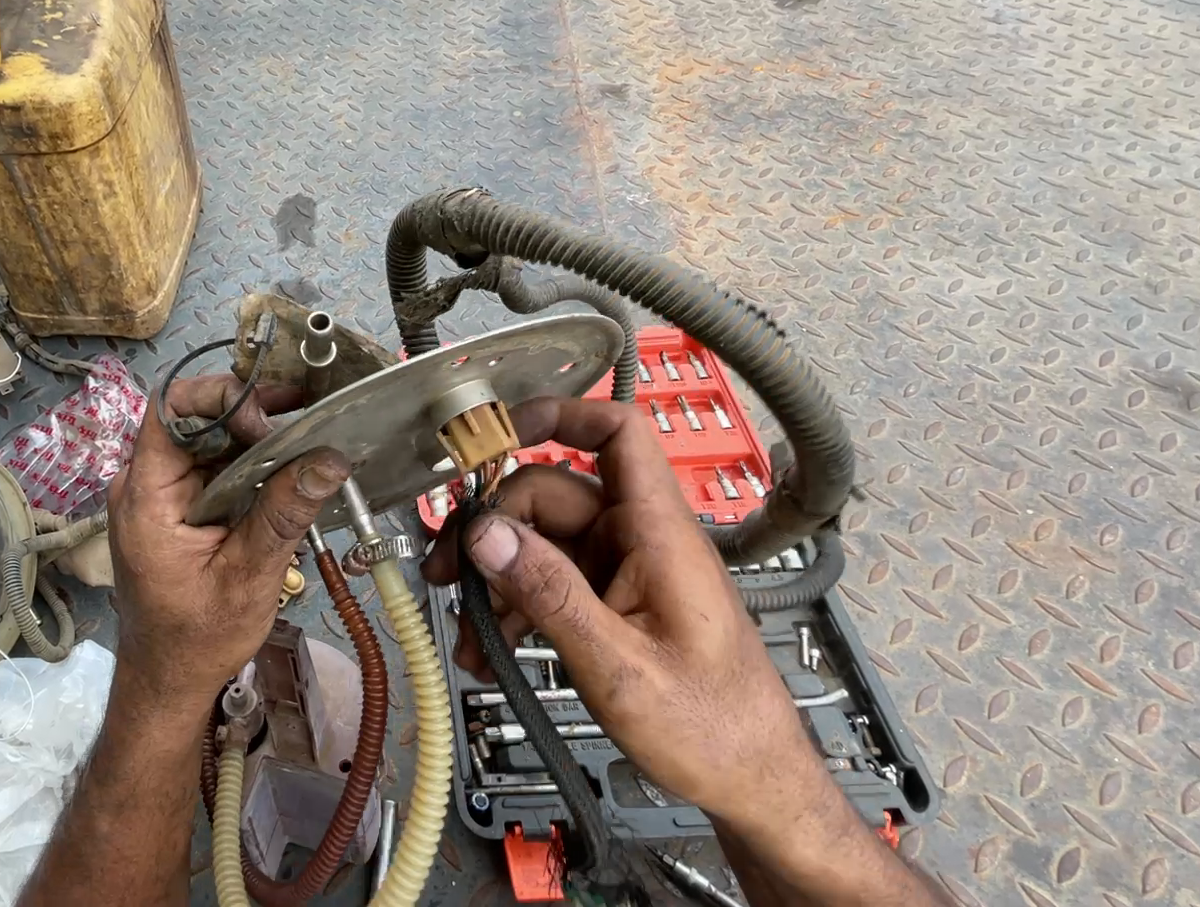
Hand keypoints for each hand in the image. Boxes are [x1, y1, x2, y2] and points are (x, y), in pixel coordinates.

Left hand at [105, 374, 347, 712]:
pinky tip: (288, 459)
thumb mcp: (248, 577)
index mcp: (147, 496)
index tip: (267, 424)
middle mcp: (145, 483)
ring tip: (307, 430)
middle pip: (193, 417)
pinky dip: (250, 458)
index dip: (220, 400)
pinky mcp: (178, 504)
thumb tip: (330, 460)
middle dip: (249, 411)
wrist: (168, 678)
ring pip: (207, 437)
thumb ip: (283, 514)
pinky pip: (213, 464)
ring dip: (255, 433)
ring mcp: (161, 492)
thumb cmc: (197, 638)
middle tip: (303, 419)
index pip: (170, 409)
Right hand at [420, 397, 839, 838]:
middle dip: (491, 530)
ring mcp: (619, 567)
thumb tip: (486, 534)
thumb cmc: (715, 730)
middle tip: (447, 573)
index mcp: (658, 533)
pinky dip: (513, 607)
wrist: (752, 783)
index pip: (619, 434)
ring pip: (538, 541)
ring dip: (494, 580)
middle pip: (548, 495)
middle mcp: (636, 538)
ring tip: (469, 633)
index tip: (499, 432)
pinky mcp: (607, 597)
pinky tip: (491, 650)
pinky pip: (546, 580)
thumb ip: (551, 596)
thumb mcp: (621, 669)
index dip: (561, 415)